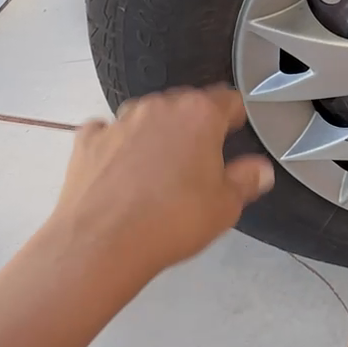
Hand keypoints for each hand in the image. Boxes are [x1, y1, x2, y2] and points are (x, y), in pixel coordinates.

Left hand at [43, 85, 273, 291]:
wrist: (99, 247)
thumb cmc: (174, 221)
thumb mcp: (225, 207)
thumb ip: (246, 180)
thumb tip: (260, 169)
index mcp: (201, 113)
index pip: (228, 99)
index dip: (234, 116)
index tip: (234, 134)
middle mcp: (161, 106)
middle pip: (186, 104)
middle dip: (194, 125)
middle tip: (197, 160)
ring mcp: (120, 120)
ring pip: (147, 115)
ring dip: (156, 132)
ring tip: (156, 167)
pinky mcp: (87, 140)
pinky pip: (107, 132)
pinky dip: (115, 145)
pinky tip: (117, 169)